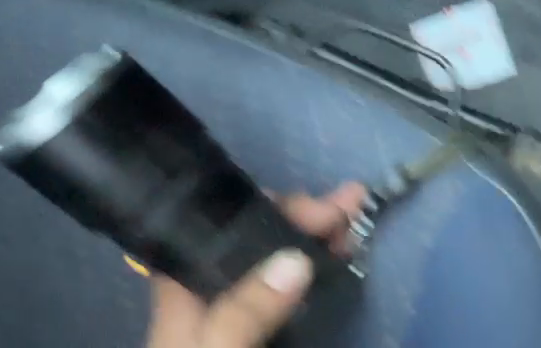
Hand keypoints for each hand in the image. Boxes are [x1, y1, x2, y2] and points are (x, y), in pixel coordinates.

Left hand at [145, 183, 367, 347]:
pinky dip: (313, 276)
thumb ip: (244, 317)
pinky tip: (335, 268)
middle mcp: (210, 306)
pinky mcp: (258, 343)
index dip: (272, 208)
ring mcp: (234, 329)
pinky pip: (286, 299)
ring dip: (314, 242)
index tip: (323, 207)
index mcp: (187, 302)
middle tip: (353, 206)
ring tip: (353, 227)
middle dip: (305, 219)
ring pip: (274, 268)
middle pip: (255, 244)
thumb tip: (294, 260)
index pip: (222, 231)